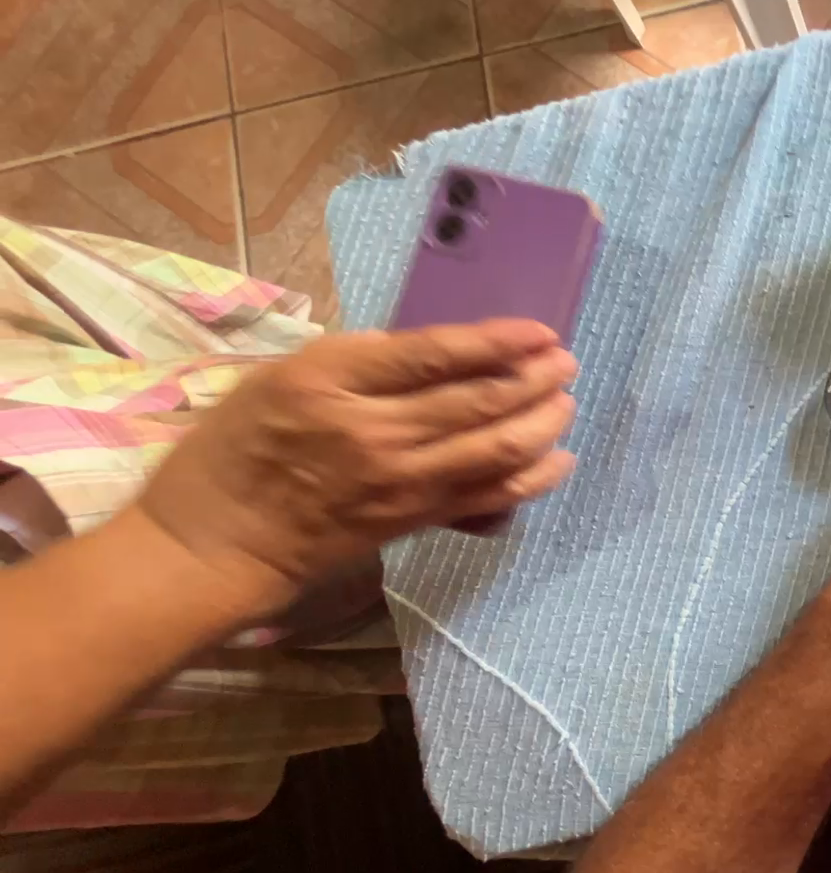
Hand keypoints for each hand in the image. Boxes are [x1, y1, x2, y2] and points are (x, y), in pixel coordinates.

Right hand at [135, 319, 578, 615]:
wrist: (221, 540)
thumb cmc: (240, 448)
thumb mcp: (284, 379)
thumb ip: (366, 365)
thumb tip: (450, 355)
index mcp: (329, 379)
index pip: (435, 354)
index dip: (499, 341)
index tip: (542, 332)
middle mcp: (374, 428)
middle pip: (480, 400)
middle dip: (537, 379)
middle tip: (567, 364)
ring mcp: (404, 478)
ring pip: (499, 446)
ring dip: (545, 422)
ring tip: (567, 403)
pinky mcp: (422, 516)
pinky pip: (496, 494)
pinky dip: (537, 476)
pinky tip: (561, 459)